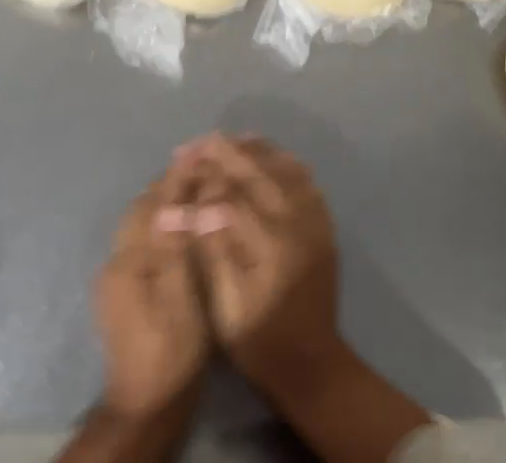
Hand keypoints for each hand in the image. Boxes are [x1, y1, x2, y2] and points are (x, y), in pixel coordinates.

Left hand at [96, 162, 210, 418]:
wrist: (145, 404)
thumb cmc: (171, 355)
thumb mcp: (180, 303)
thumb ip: (175, 252)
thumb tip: (174, 206)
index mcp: (130, 263)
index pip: (155, 206)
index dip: (178, 177)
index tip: (200, 149)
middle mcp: (117, 262)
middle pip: (141, 208)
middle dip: (168, 181)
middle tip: (198, 157)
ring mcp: (117, 276)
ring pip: (139, 222)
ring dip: (164, 198)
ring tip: (192, 179)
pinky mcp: (124, 288)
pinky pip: (142, 238)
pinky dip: (161, 219)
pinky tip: (180, 220)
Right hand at [185, 136, 341, 391]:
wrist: (311, 363)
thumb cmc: (259, 340)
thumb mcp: (226, 305)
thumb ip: (215, 251)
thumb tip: (202, 206)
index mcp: (272, 243)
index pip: (233, 192)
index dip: (205, 173)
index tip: (180, 160)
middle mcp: (298, 224)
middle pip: (261, 173)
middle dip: (227, 153)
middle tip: (197, 143)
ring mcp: (316, 224)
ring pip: (287, 171)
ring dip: (257, 151)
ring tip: (229, 141)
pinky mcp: (324, 228)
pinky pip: (308, 183)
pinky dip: (287, 163)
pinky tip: (271, 157)